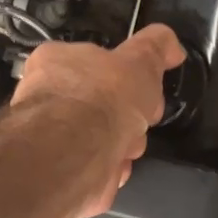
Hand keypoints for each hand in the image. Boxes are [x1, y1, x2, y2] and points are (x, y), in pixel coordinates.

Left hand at [13, 24, 185, 217]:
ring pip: (101, 137)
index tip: (142, 89)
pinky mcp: (59, 170)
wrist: (79, 151)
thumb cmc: (106, 97)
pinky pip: (95, 166)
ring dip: (121, 144)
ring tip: (125, 146)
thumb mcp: (141, 59)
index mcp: (56, 61)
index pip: (93, 63)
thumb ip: (156, 47)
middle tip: (138, 119)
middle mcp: (45, 96)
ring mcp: (50, 137)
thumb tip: (171, 46)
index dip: (124, 76)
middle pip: (101, 105)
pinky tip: (115, 165)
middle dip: (126, 117)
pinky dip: (109, 167)